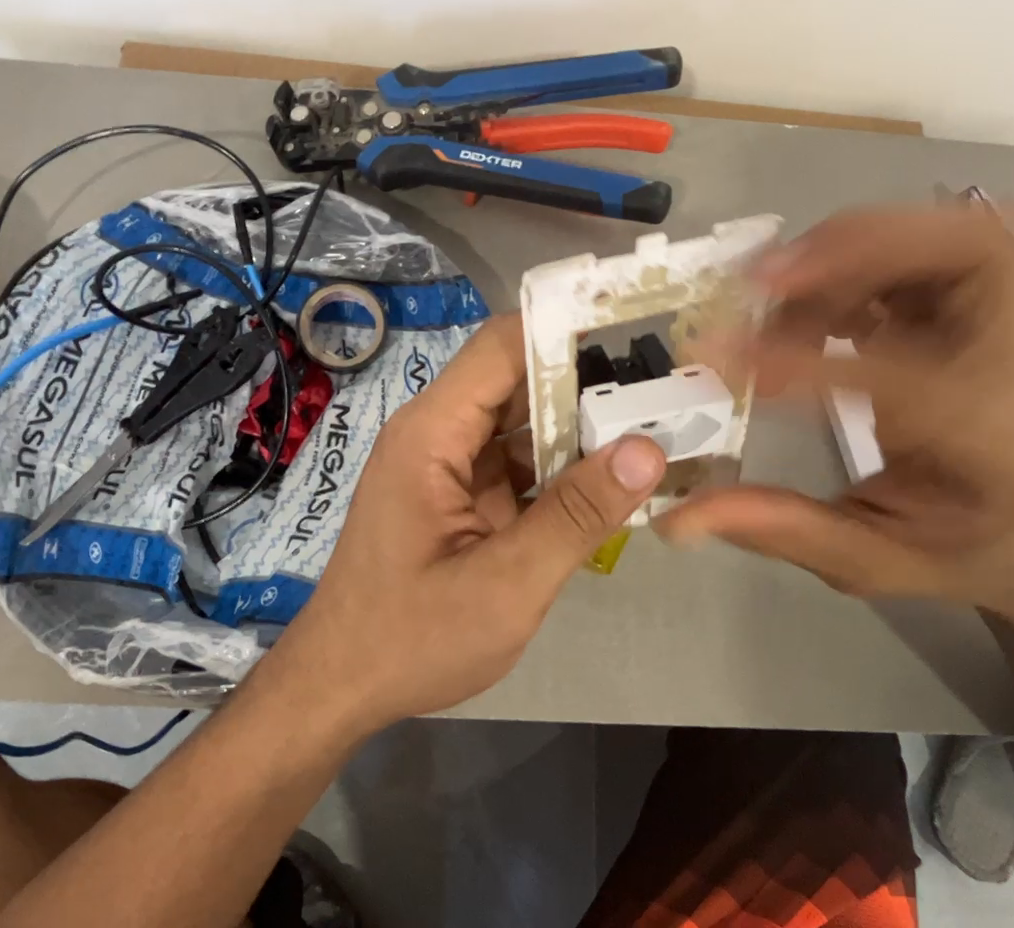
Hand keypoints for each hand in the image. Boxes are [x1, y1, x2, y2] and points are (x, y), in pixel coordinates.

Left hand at [267, 314, 666, 736]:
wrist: (341, 685)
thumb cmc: (411, 638)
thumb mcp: (505, 585)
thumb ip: (575, 515)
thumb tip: (647, 449)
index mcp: (431, 434)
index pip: (503, 347)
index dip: (568, 330)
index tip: (643, 327)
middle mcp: (434, 435)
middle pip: (517, 381)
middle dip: (589, 382)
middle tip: (672, 388)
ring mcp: (444, 467)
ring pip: (520, 424)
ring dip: (580, 428)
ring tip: (661, 426)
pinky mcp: (455, 499)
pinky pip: (514, 464)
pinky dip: (559, 470)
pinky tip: (614, 481)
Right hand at [654, 208, 1013, 616]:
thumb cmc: (955, 548)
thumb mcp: (872, 562)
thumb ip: (785, 530)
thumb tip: (680, 515)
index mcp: (1007, 448)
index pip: (911, 381)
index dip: (807, 362)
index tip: (716, 357)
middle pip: (973, 255)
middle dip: (858, 250)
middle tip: (761, 278)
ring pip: (946, 234)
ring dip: (844, 251)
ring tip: (766, 293)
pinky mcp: (984, 300)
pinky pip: (925, 245)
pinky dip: (851, 258)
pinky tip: (799, 301)